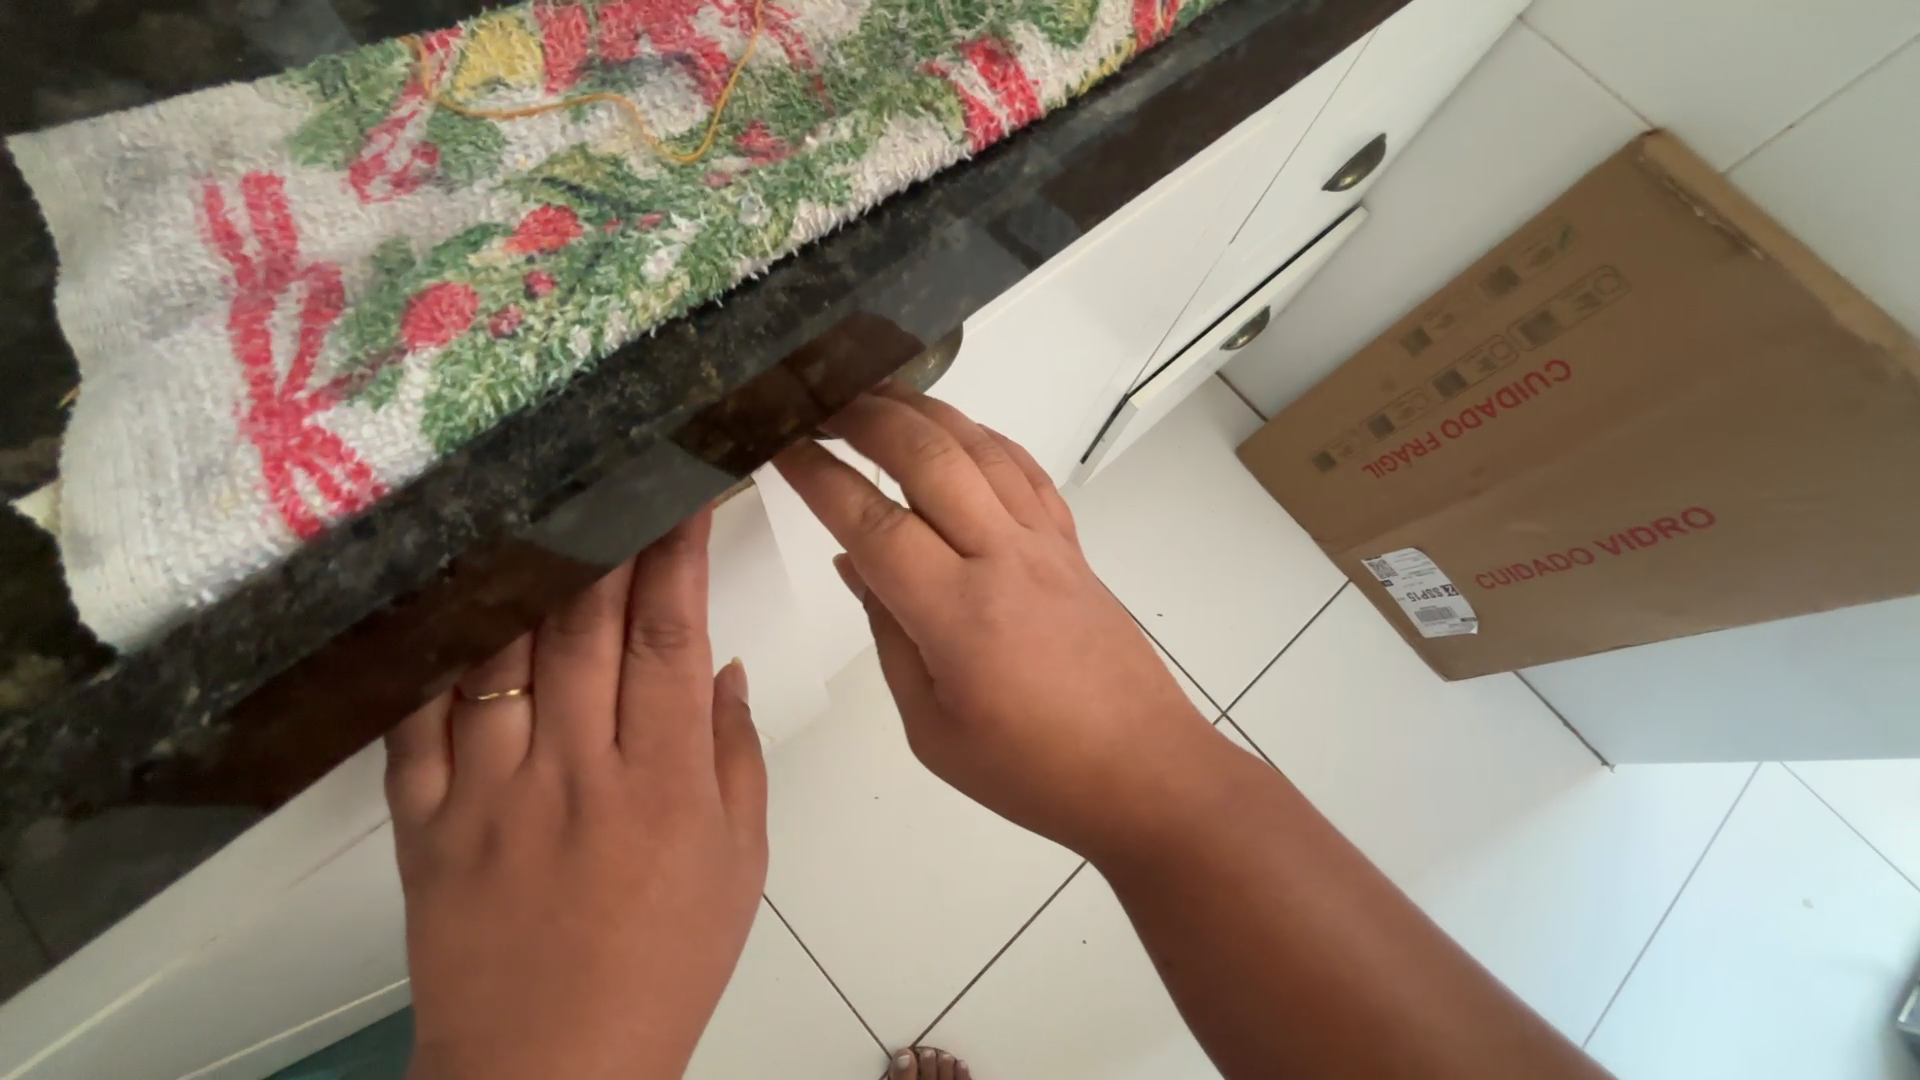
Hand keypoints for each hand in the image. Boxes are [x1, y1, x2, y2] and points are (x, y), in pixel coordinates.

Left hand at [385, 510, 766, 1079]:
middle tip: (612, 484)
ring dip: (525, 577)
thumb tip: (721, 668)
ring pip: (501, 655)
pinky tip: (445, 604)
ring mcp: (489, 794)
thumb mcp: (741, 859)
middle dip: (607, 544)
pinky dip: (431, 656)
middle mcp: (575, 770)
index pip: (673, 638)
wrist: (554, 1071)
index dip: (679, 559)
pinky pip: (416, 723)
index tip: (683, 503)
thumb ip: (735, 754)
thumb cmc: (671, 959)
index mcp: (663, 781)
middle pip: (588, 627)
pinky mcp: (425, 826)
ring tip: (536, 517)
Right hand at [774, 388, 1219, 859]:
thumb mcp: (932, 728)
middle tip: (821, 401)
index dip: (819, 477)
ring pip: (981, 449)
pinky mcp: (1072, 547)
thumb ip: (890, 636)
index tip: (780, 445)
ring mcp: (1045, 545)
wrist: (1144, 770)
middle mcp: (1003, 558)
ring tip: (878, 394)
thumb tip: (856, 564)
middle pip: (929, 458)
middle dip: (867, 417)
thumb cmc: (1031, 770)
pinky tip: (960, 432)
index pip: (873, 522)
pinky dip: (987, 439)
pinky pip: (1027, 472)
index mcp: (958, 614)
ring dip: (926, 412)